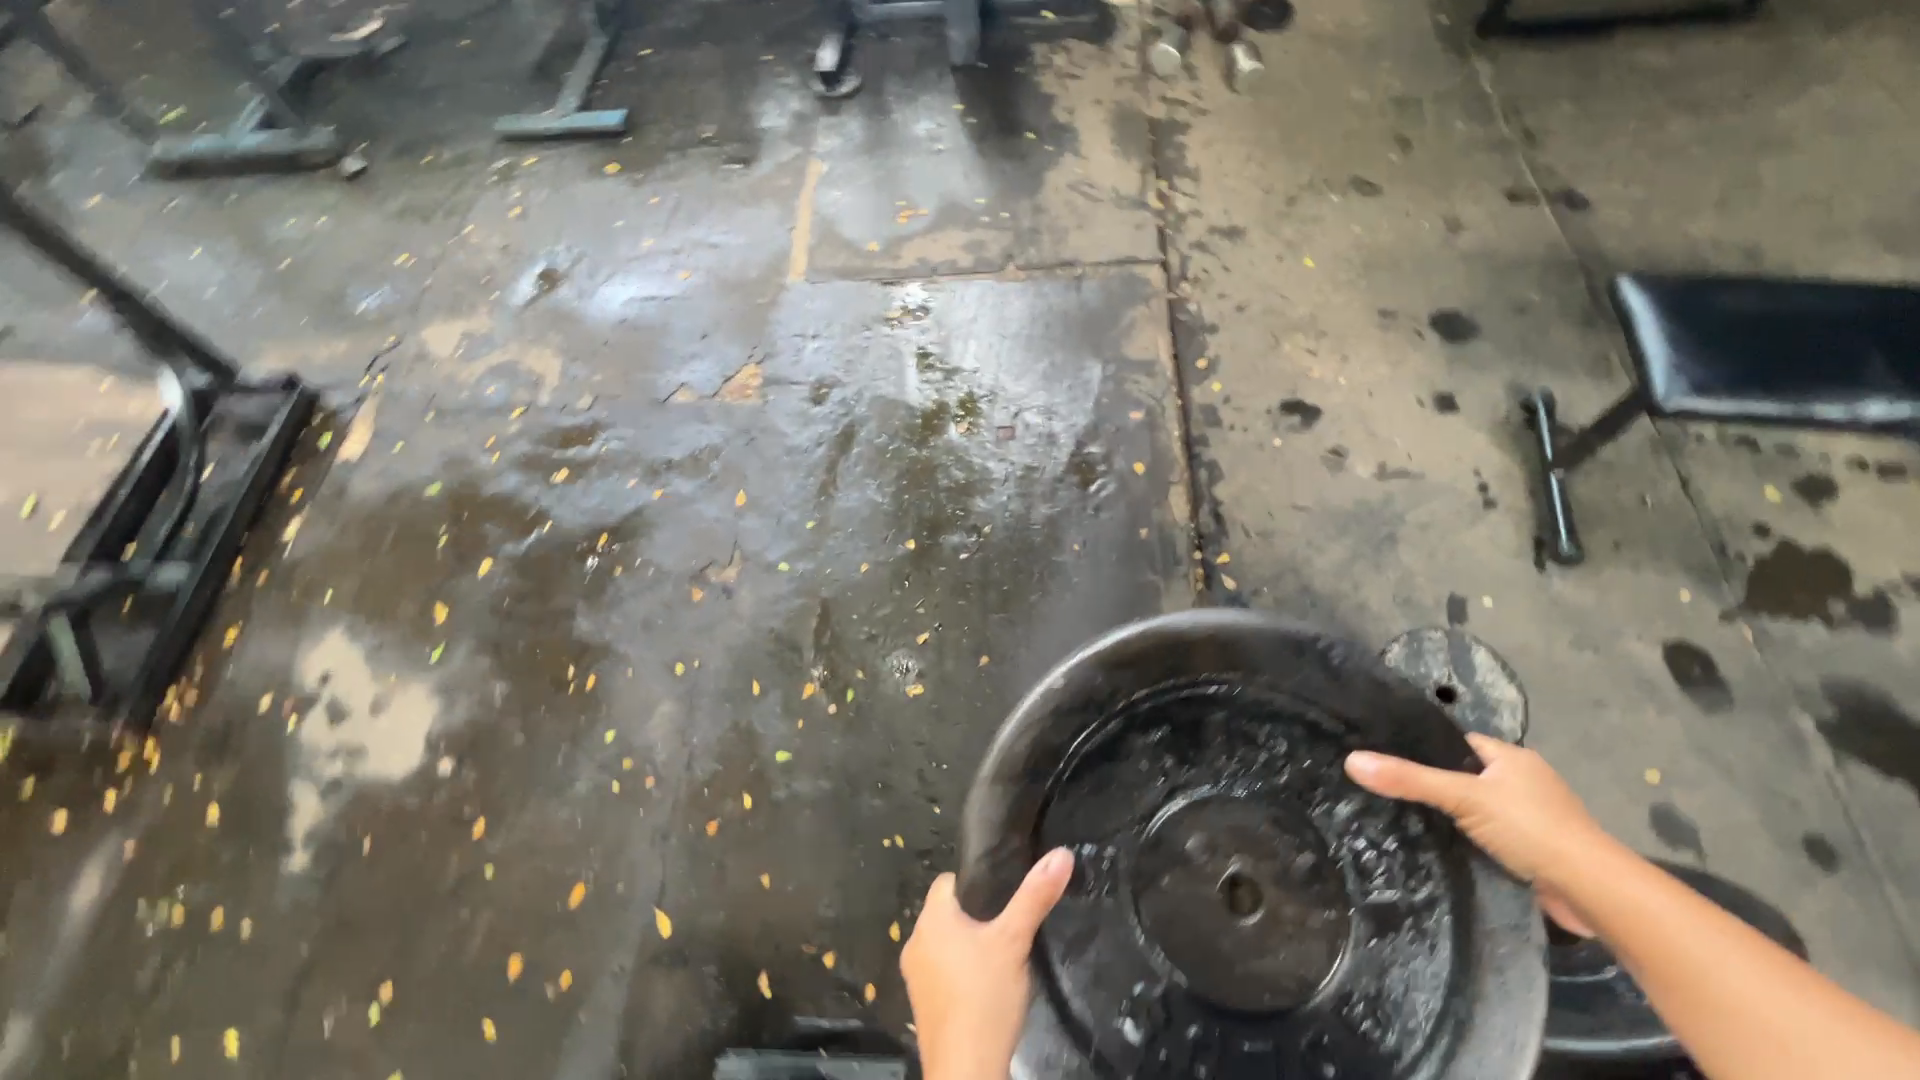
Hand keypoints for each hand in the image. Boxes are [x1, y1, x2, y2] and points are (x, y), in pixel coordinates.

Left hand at [902, 848, 1073, 1079]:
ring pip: (944, 945)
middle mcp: (915, 942)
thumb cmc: (985, 995)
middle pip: (946, 913)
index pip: (948, 881)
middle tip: (1008, 925)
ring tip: (1000, 955)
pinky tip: (985, 988)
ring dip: (966, 946)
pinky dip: (960, 973)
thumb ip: (1036, 896)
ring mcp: (914, 976)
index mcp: (932, 918)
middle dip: (974, 915)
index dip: (976, 882)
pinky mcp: (921, 1005)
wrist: (965, 1070)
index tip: (1003, 892)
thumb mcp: (1015, 941)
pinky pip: (941, 974)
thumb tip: (1061, 854)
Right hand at [1345, 734, 1611, 935]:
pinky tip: (1441, 848)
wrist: (1591, 890)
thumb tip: (1351, 760)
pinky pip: (1489, 836)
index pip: (1457, 742)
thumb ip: (1409, 780)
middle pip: (1465, 775)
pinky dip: (1468, 841)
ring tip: (1402, 819)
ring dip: (1452, 816)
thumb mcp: (1463, 798)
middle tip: (1386, 790)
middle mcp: (1524, 781)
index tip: (1385, 756)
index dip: (1423, 747)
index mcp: (1512, 757)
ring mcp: (1531, 818)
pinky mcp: (1533, 850)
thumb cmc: (1531, 828)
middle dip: (1434, 784)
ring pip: (1477, 808)